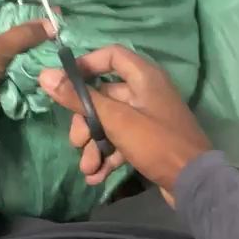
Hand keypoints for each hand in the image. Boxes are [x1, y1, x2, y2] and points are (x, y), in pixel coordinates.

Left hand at [0, 20, 51, 132]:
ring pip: (7, 70)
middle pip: (7, 50)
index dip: (23, 28)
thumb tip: (52, 24)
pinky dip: (9, 91)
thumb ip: (23, 36)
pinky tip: (18, 92)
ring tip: (35, 76)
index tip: (44, 31)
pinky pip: (2, 88)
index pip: (2, 25)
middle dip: (23, 56)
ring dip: (17, 76)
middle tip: (44, 56)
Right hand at [38, 44, 212, 200]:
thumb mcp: (116, 120)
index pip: (111, 56)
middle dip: (85, 122)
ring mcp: (148, 118)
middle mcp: (146, 92)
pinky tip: (97, 176)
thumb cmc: (156, 143)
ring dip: (94, 145)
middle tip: (77, 142)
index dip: (86, 65)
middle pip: (104, 96)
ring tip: (87, 168)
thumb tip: (45, 75)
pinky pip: (121, 141)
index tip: (65, 83)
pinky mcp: (148, 141)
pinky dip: (108, 156)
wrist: (193, 183)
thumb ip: (80, 99)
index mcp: (144, 77)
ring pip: (110, 122)